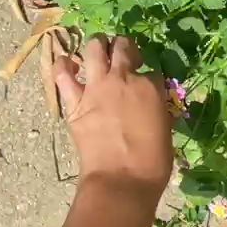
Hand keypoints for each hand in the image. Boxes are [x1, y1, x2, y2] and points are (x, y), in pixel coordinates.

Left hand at [51, 34, 173, 197]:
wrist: (120, 182)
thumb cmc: (151, 164)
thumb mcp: (164, 130)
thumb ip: (155, 109)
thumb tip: (150, 104)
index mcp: (150, 87)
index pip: (152, 70)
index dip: (149, 75)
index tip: (147, 83)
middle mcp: (123, 78)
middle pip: (123, 46)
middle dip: (124, 46)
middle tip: (124, 56)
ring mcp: (97, 86)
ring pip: (94, 47)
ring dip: (97, 45)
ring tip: (98, 50)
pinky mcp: (75, 100)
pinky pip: (63, 74)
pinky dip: (63, 65)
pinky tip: (68, 64)